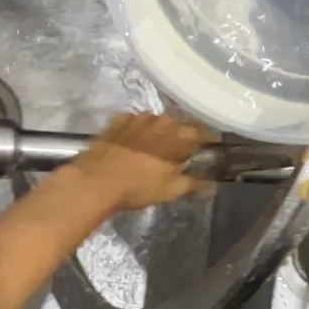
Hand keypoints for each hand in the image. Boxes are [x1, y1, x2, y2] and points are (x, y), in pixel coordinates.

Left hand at [69, 112, 203, 211]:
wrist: (97, 181)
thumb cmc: (139, 186)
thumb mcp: (171, 190)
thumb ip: (193, 183)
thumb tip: (211, 184)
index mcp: (178, 135)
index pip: (202, 131)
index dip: (208, 138)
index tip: (210, 145)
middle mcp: (161, 120)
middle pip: (178, 124)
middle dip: (182, 134)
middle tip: (182, 149)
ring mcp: (137, 118)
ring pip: (156, 121)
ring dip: (159, 130)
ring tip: (156, 145)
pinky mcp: (117, 121)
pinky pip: (133, 121)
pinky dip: (137, 129)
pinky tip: (133, 140)